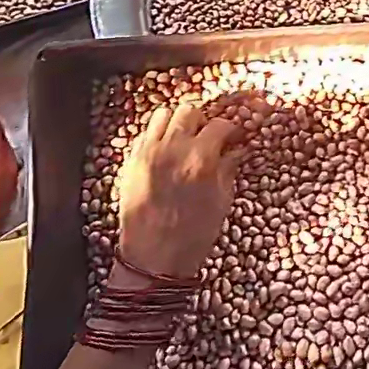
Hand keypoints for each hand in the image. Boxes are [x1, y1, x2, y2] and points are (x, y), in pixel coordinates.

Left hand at [115, 102, 244, 278]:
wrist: (153, 258)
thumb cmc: (193, 235)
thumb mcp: (220, 201)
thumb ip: (228, 168)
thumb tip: (237, 149)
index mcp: (200, 158)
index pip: (220, 124)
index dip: (231, 129)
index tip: (233, 137)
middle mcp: (173, 147)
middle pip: (190, 110)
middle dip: (203, 120)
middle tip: (208, 136)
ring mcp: (148, 152)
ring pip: (164, 114)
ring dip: (178, 122)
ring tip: (185, 139)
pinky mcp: (131, 160)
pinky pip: (146, 133)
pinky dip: (158, 135)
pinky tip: (167, 151)